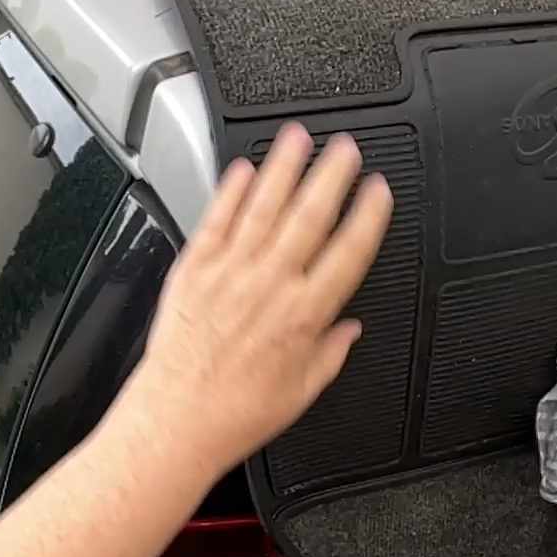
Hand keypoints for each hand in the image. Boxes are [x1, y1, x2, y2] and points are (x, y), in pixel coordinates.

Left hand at [115, 124, 392, 478]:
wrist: (178, 419)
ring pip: (264, 207)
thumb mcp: (301, 391)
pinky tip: (242, 169)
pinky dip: (230, 191)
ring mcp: (230, 273)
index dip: (369, 216)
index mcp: (304, 315)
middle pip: (310, 216)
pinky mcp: (193, 270)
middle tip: (345, 148)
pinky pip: (216, 220)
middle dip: (332, 175)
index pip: (349, 252)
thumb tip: (350, 330)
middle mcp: (269, 285)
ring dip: (284, 168)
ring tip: (298, 137)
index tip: (378, 191)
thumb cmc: (235, 412)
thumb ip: (331, 353)